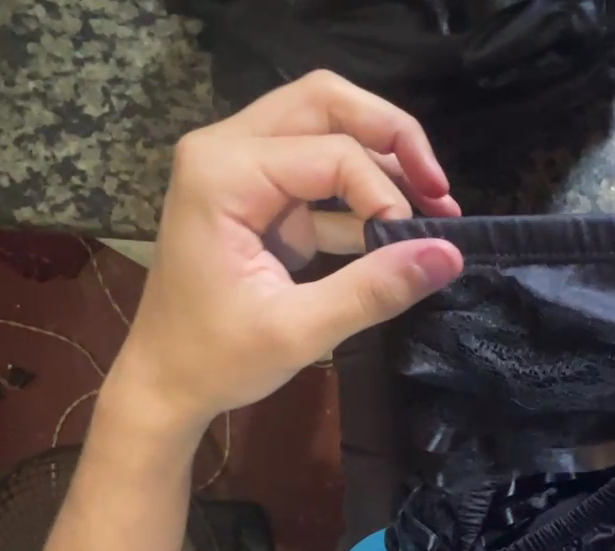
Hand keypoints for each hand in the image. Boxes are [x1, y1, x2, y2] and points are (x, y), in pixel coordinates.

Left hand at [109, 71, 464, 438]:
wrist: (165, 381)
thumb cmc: (217, 359)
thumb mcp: (299, 331)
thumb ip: (373, 290)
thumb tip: (449, 256)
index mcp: (225, 172)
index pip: (332, 152)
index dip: (385, 195)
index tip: (413, 250)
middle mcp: (227, 150)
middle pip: (325, 104)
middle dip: (392, 138)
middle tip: (440, 189)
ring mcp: (240, 168)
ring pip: (324, 128)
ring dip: (382, 160)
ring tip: (433, 205)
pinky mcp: (257, 196)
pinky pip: (318, 171)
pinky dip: (361, 194)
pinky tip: (398, 229)